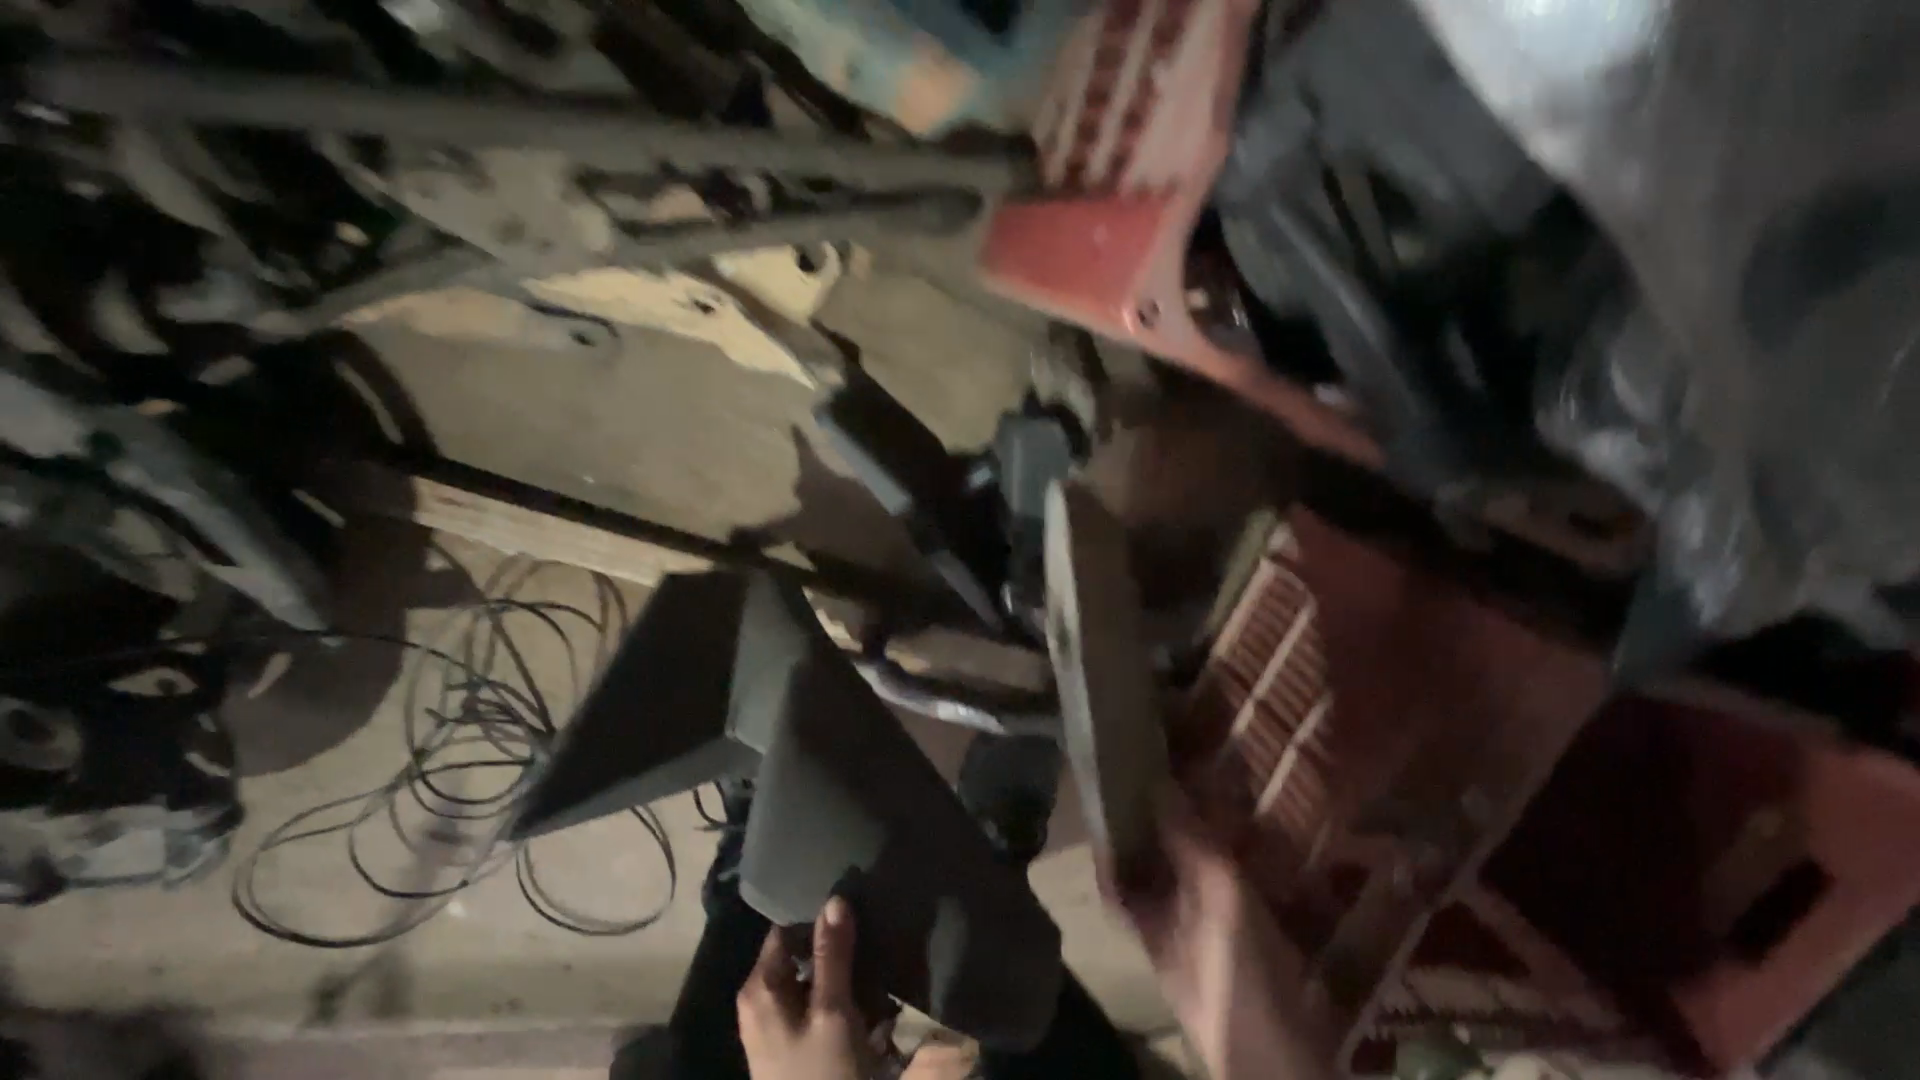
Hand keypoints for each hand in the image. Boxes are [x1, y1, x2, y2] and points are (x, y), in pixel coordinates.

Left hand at [738, 896, 870, 1079]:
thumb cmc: (819, 1074)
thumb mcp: (832, 1011)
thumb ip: (833, 954)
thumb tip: (835, 898)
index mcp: (760, 987)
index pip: (787, 930)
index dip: (821, 921)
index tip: (858, 917)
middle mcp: (762, 1002)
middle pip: (805, 957)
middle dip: (842, 957)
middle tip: (876, 954)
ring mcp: (778, 1028)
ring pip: (818, 985)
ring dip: (851, 985)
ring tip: (882, 992)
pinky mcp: (796, 1049)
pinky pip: (823, 1013)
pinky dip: (847, 1010)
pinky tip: (877, 1022)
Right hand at [1106, 791, 1336, 1079]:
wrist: (1245, 1040)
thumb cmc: (1245, 957)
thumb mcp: (1222, 889)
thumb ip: (1190, 838)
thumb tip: (1160, 782)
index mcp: (1229, 863)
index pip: (1199, 812)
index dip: (1176, 784)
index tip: (1143, 753)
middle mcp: (1203, 879)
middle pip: (1165, 836)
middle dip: (1140, 811)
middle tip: (1108, 779)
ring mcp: (1177, 911)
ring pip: (1144, 866)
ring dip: (1122, 845)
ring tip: (1095, 813)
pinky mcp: (1155, 938)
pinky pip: (1128, 904)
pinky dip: (1113, 886)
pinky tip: (1099, 866)